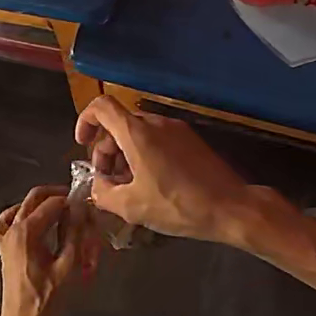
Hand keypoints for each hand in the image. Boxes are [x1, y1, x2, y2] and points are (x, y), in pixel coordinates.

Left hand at [0, 185, 100, 315]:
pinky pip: (5, 226)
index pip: (53, 203)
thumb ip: (75, 234)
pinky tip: (31, 224)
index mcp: (26, 232)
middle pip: (34, 198)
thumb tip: (80, 210)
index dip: (73, 201)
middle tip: (78, 202)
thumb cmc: (46, 302)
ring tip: (61, 210)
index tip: (88, 206)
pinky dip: (17, 218)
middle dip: (57, 195)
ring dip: (40, 204)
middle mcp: (12, 231)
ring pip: (20, 208)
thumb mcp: (69, 267)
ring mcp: (5, 241)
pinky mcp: (4, 253)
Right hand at [74, 96, 257, 243]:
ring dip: (124, 155)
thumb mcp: (132, 207)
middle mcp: (156, 123)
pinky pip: (156, 140)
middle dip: (105, 150)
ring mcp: (176, 130)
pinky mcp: (190, 141)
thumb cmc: (179, 205)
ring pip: (137, 133)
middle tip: (107, 180)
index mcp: (137, 133)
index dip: (85, 121)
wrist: (232, 208)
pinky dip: (143, 155)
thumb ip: (103, 193)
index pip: (101, 107)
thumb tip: (97, 186)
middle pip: (118, 124)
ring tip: (127, 186)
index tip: (82, 144)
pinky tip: (149, 184)